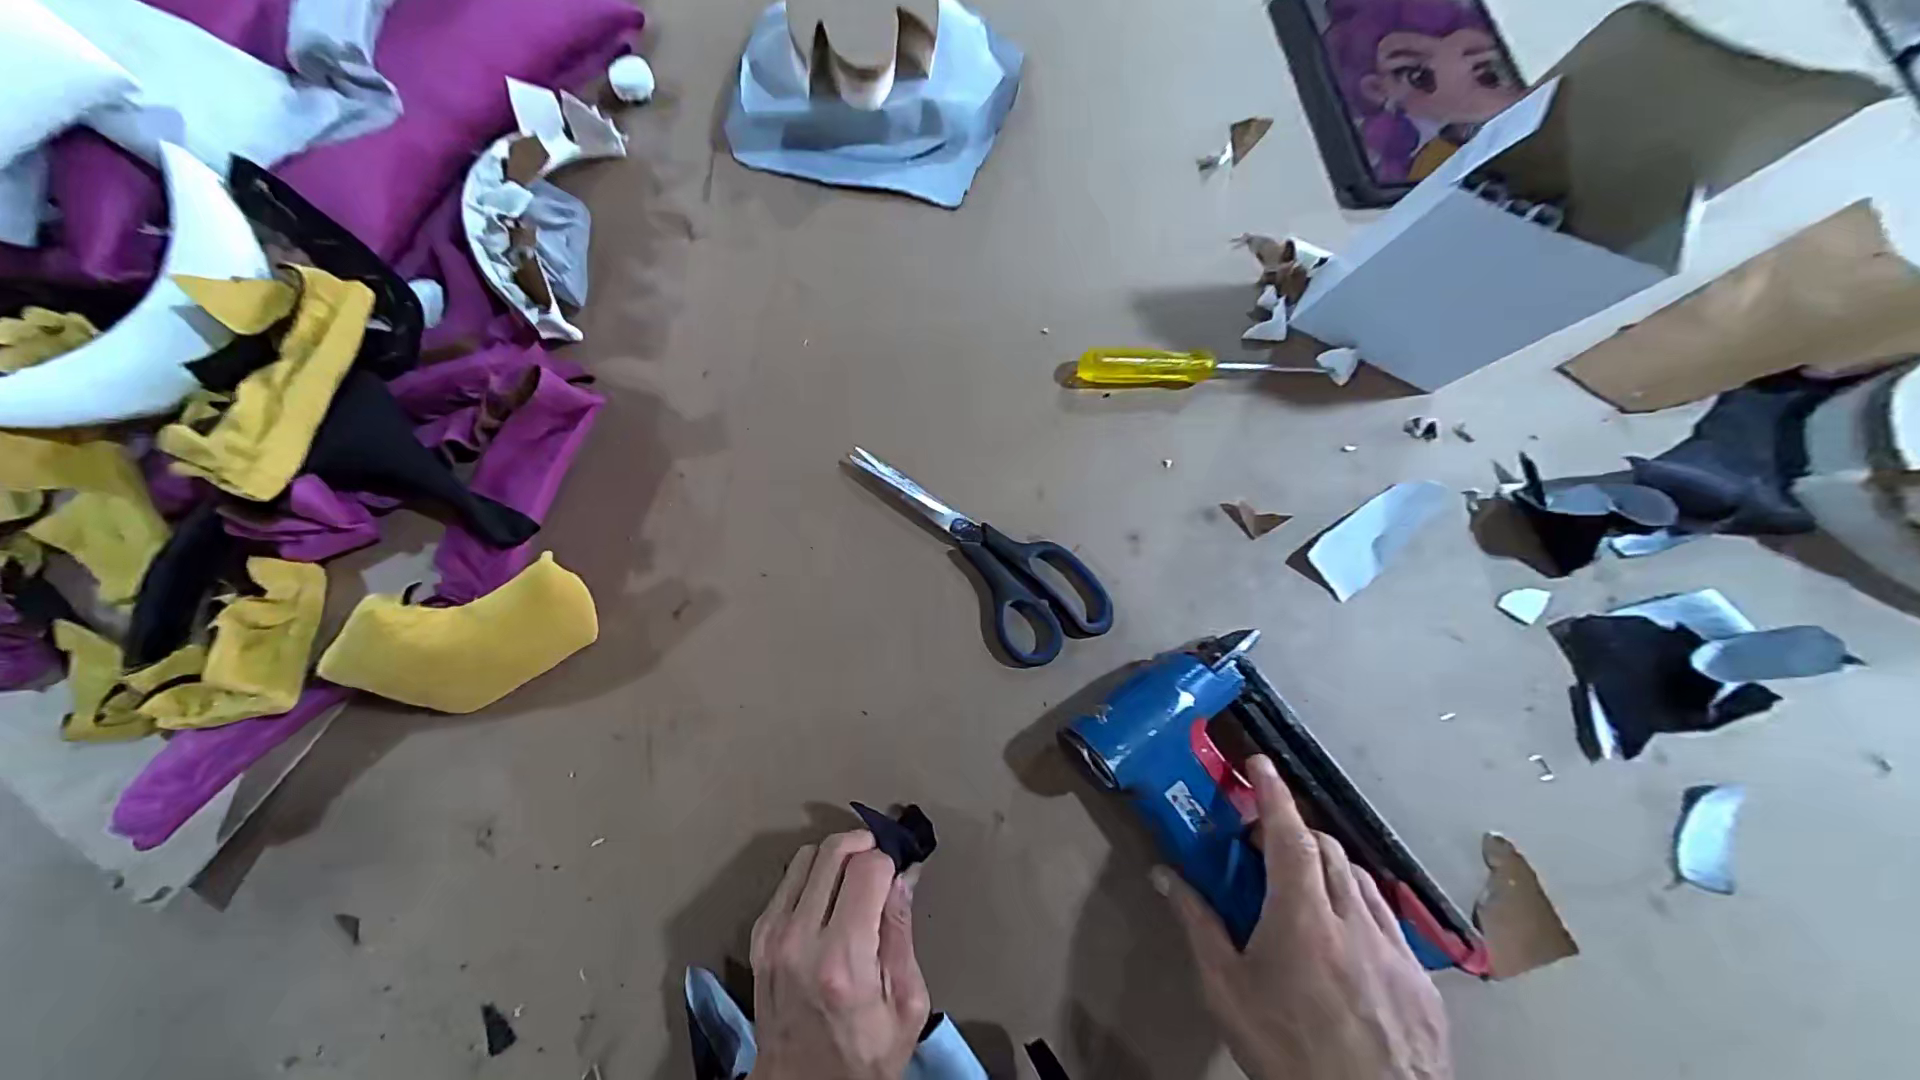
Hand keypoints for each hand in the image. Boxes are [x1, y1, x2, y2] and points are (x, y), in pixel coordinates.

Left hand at [749, 830, 929, 1079]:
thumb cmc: (863, 1057)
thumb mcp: (907, 1004)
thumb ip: (902, 932)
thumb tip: (903, 876)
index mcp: (844, 961)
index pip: (868, 868)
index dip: (890, 862)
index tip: (898, 873)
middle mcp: (801, 941)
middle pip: (834, 851)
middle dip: (864, 844)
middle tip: (880, 860)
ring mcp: (773, 937)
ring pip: (806, 855)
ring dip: (836, 856)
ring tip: (855, 876)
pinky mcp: (759, 937)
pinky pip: (787, 878)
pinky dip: (812, 874)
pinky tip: (828, 895)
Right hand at [1156, 756, 1452, 1079]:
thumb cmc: (1288, 1051)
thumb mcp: (1227, 991)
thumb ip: (1198, 925)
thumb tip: (1166, 877)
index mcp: (1302, 918)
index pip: (1289, 836)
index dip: (1274, 794)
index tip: (1260, 763)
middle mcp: (1352, 921)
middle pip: (1327, 848)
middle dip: (1296, 831)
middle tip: (1266, 842)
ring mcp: (1394, 950)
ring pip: (1360, 879)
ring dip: (1328, 864)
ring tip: (1304, 883)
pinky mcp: (1422, 982)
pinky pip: (1388, 919)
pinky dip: (1359, 903)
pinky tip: (1347, 935)